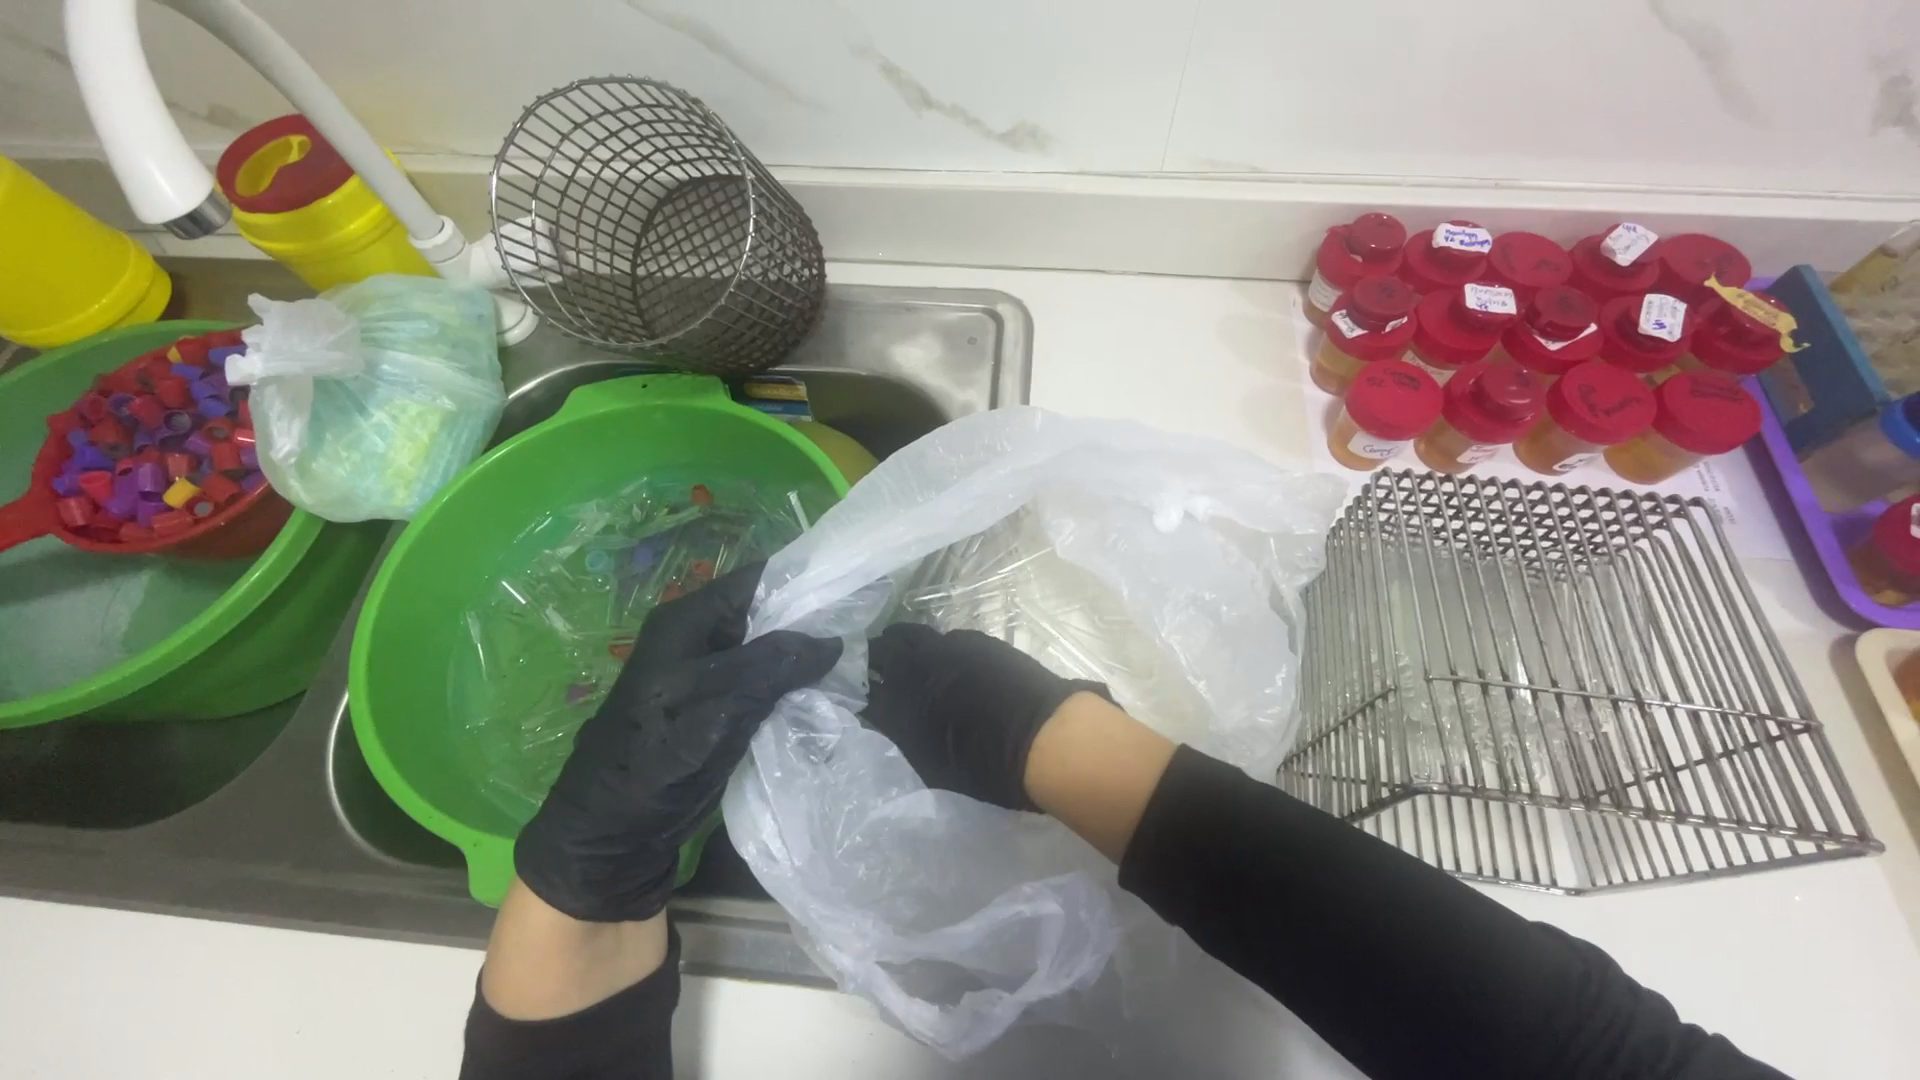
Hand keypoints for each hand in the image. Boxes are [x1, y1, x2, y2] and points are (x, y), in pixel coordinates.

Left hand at [515, 562, 841, 921]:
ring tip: (849, 665)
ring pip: (767, 652)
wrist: (613, 832)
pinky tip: (822, 696)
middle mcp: (698, 639)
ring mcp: (707, 675)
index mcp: (687, 621)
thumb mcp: (720, 702)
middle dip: (807, 625)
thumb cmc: (656, 756)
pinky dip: (790, 688)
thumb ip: (775, 664)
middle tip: (857, 633)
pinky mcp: (718, 708)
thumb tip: (832, 641)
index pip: (754, 580)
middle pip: (764, 614)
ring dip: (802, 660)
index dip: (800, 581)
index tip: (848, 592)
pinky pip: (763, 684)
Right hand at [863, 623, 1108, 810]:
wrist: (1044, 738)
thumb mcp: (932, 765)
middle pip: (883, 648)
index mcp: (899, 705)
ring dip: (906, 646)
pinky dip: (940, 649)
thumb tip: (889, 720)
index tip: (855, 692)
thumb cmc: (987, 768)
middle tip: (877, 665)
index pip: (863, 690)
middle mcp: (917, 668)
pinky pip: (947, 638)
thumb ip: (906, 735)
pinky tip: (951, 663)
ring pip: (913, 636)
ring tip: (913, 659)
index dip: (856, 689)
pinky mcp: (978, 641)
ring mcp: (948, 648)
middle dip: (875, 655)